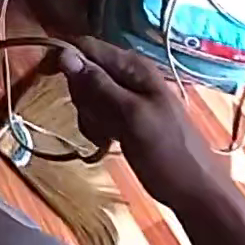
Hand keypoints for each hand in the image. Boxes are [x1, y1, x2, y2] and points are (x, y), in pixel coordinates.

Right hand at [59, 37, 224, 209]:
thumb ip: (97, 84)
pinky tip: (106, 140)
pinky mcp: (125, 117)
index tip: (45, 74)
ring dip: (89, 113)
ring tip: (105, 134)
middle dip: (82, 94)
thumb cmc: (169, 153)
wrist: (200, 197)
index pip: (87, 46)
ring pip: (88, 93)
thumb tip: (63, 54)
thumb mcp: (130, 116)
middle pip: (85, 70)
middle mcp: (129, 75)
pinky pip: (97, 112)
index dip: (64, 56)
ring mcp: (128, 97)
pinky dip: (96, 125)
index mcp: (133, 67)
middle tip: (96, 117)